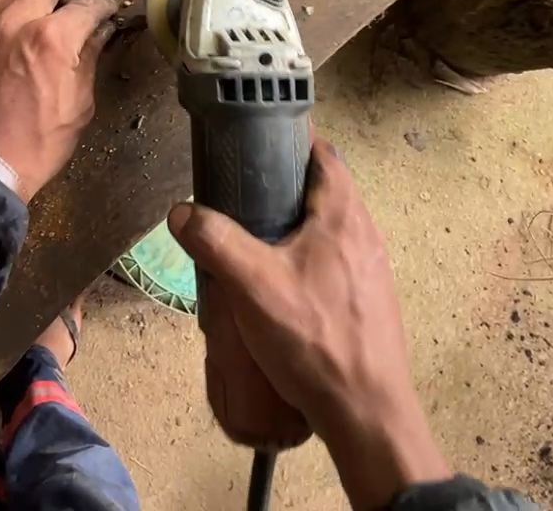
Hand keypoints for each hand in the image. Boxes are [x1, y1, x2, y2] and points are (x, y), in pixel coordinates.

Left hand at [0, 0, 115, 200]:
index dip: (104, 7)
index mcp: (53, 38)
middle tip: (72, 9)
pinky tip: (8, 21)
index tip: (108, 11)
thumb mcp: (78, 105)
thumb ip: (90, 58)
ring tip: (38, 9)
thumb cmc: (36, 141)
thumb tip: (100, 31)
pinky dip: (1, 2)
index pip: (88, 5)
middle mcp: (17, 18)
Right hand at [167, 140, 449, 509]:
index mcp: (343, 216)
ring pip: (331, 224)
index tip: (255, 137)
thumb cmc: (313, 338)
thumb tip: (180, 211)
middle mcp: (364, 233)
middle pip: (326, 187)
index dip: (290, 138)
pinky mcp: (371, 299)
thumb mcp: (252, 285)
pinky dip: (309, 249)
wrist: (368, 415)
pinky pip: (336, 255)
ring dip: (298, 218)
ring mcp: (372, 268)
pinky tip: (282, 277)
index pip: (323, 154)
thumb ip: (213, 239)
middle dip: (287, 179)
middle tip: (243, 186)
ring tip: (255, 231)